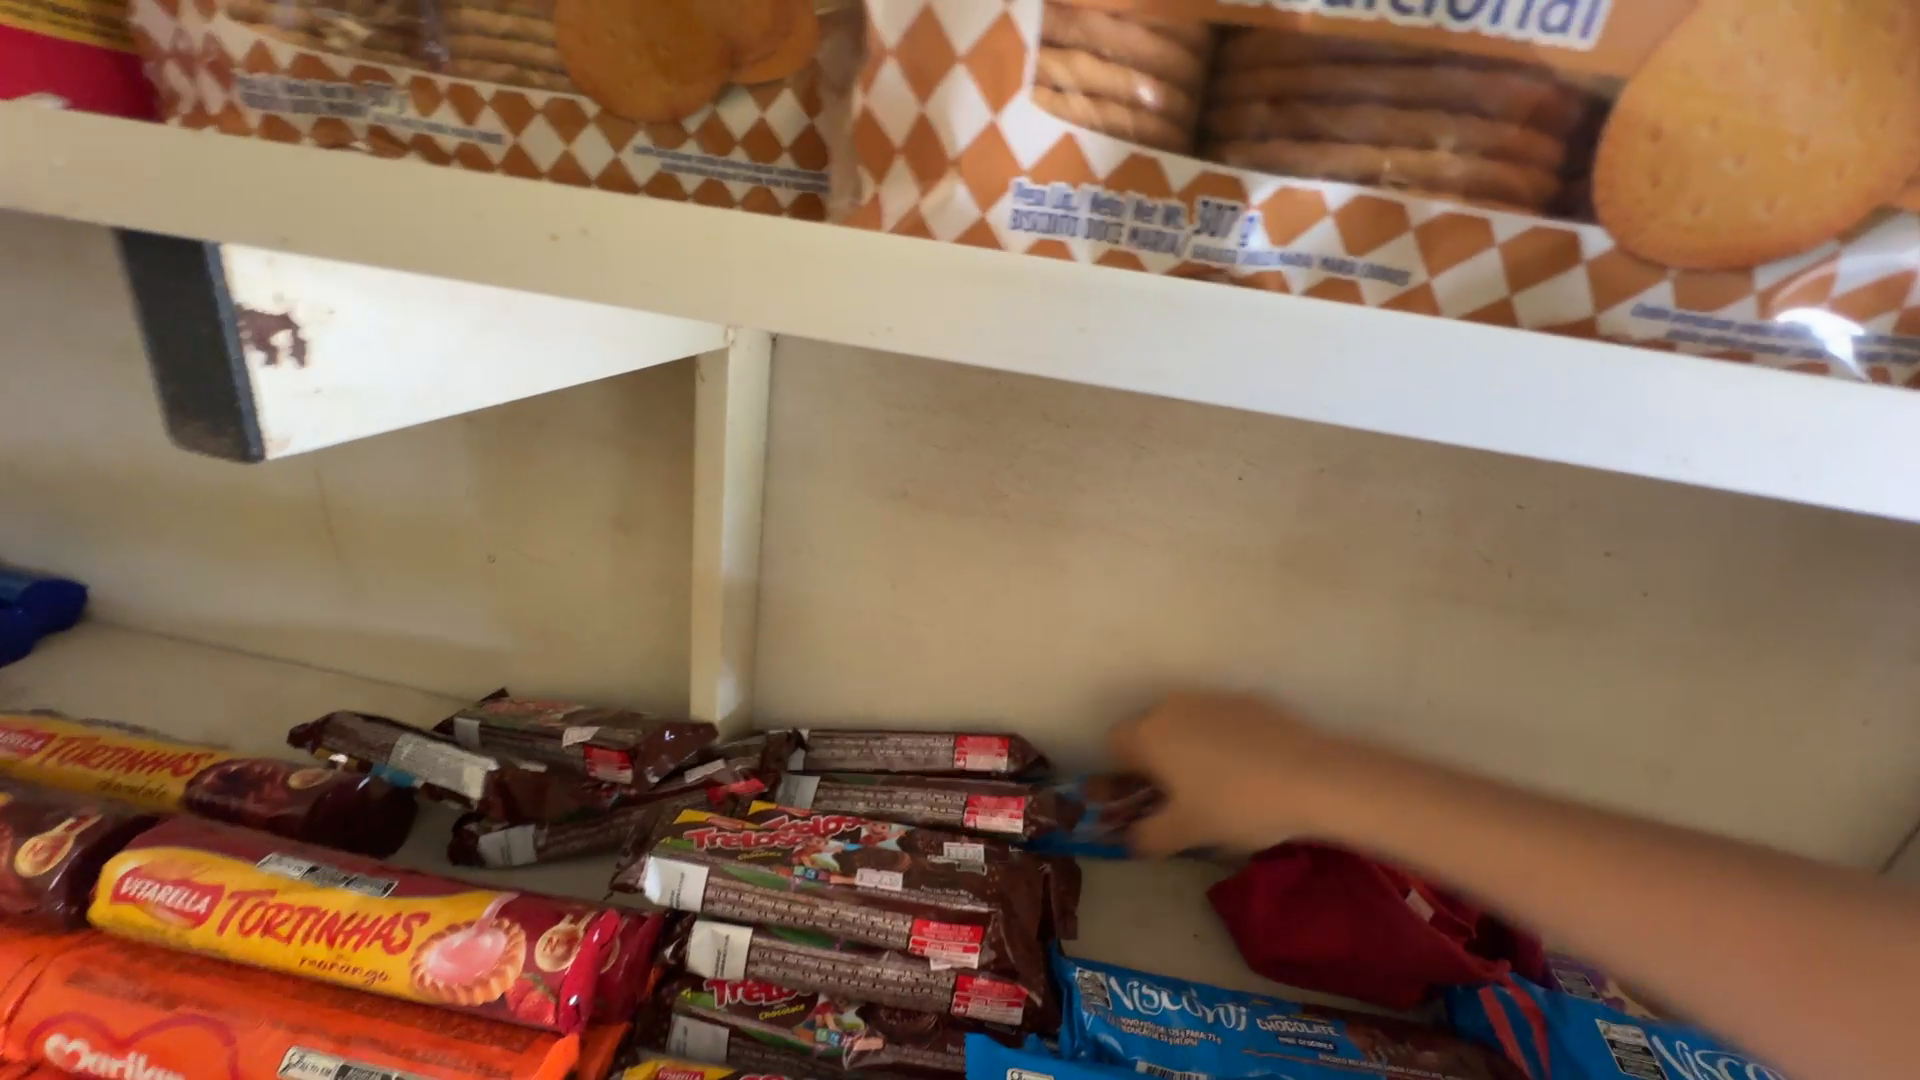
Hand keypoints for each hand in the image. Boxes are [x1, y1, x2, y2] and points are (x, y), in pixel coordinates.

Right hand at [1110, 691, 1339, 856]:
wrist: (1313, 777)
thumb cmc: (1236, 804)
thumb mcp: (1187, 832)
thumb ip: (1147, 837)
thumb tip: (1130, 840)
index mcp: (1148, 734)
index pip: (1113, 744)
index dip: (1122, 774)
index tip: (1144, 800)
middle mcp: (1172, 707)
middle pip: (1149, 731)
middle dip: (1155, 762)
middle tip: (1179, 798)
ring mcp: (1211, 698)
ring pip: (1185, 724)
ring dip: (1188, 750)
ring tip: (1218, 786)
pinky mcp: (1246, 700)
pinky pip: (1218, 720)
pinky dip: (1222, 741)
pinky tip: (1249, 770)